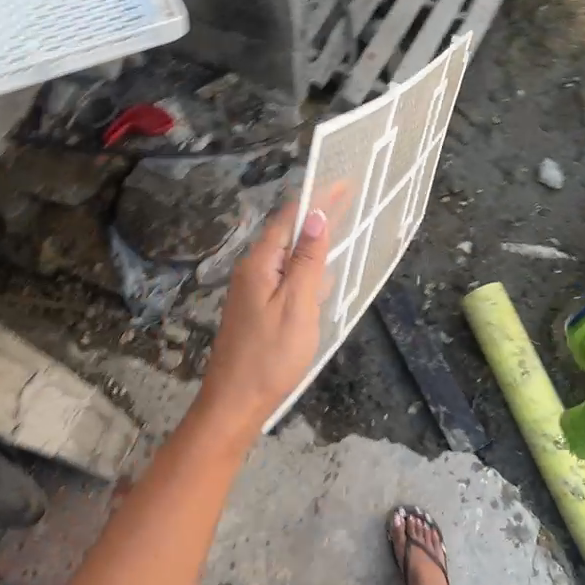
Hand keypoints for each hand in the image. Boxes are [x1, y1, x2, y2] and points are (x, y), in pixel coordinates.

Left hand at [197, 201, 332, 431]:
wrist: (235, 403)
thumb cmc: (270, 356)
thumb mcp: (297, 304)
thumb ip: (308, 260)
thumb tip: (317, 217)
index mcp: (260, 263)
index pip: (291, 218)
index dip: (318, 197)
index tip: (345, 181)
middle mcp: (252, 270)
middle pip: (287, 232)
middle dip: (317, 213)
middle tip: (349, 197)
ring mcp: (252, 290)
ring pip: (286, 255)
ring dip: (312, 239)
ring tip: (341, 227)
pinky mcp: (257, 308)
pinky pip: (285, 276)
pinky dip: (307, 266)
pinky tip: (322, 274)